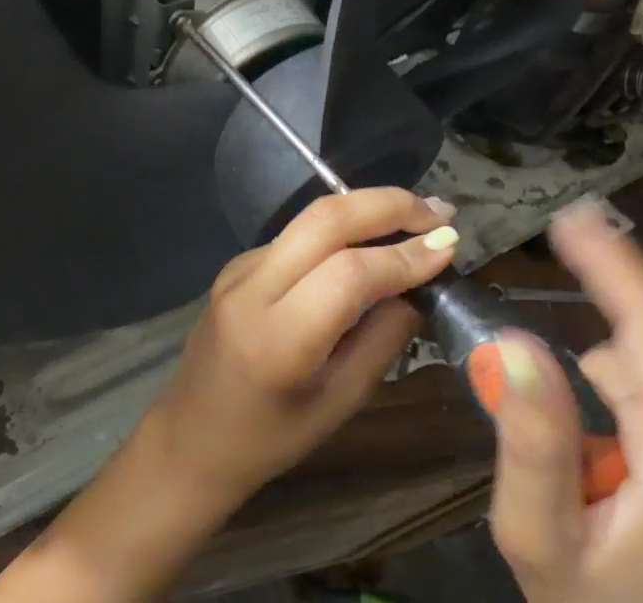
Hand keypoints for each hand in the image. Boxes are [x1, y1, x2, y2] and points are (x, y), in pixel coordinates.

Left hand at [145, 187, 459, 503]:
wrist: (190, 438)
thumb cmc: (269, 439)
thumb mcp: (339, 404)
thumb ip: (382, 342)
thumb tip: (418, 289)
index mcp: (277, 338)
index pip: (348, 272)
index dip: (404, 254)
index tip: (452, 245)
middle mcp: (251, 289)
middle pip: (324, 219)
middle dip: (388, 205)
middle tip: (440, 213)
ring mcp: (238, 270)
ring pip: (310, 219)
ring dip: (367, 209)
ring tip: (418, 219)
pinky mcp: (237, 265)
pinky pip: (297, 236)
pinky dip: (341, 231)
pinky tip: (372, 243)